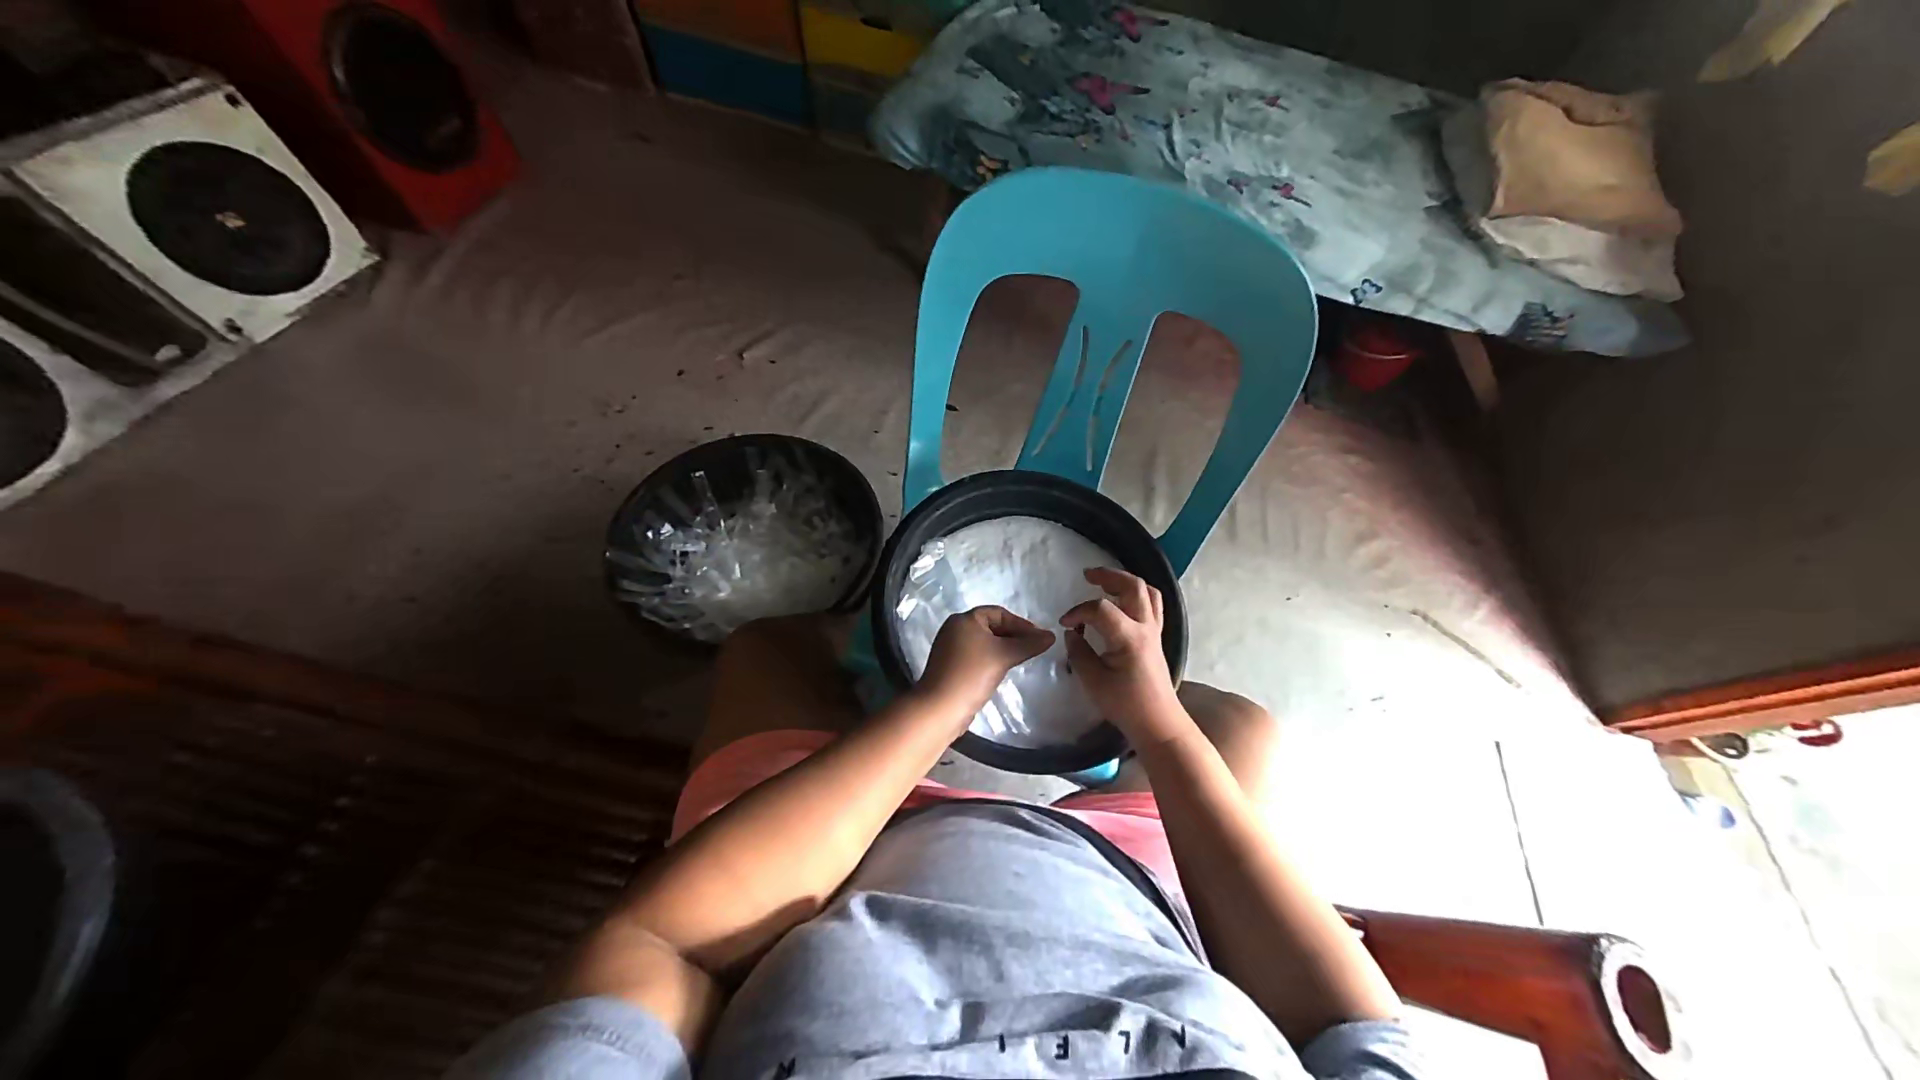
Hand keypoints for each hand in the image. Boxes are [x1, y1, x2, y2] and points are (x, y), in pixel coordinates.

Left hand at [918, 605, 1054, 715]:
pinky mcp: (951, 666)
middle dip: (1015, 635)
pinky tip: (1004, 669)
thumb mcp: (1004, 655)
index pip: (999, 613)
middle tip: (1035, 648)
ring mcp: (951, 648)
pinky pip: (978, 655)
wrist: (940, 708)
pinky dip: (993, 658)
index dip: (1021, 623)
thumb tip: (1051, 636)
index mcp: (964, 619)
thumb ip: (1029, 643)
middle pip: (992, 626)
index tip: (1039, 638)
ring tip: (1023, 658)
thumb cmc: (972, 674)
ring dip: (1005, 647)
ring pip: (985, 642)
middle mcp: (955, 629)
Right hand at [1061, 567, 1183, 739]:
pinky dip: (1136, 595)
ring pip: (1148, 592)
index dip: (1078, 611)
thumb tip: (1072, 633)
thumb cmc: (1125, 704)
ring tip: (1106, 582)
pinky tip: (1122, 601)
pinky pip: (1152, 605)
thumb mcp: (1093, 681)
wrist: (1158, 724)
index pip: (1100, 609)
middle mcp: (1146, 627)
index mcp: (1129, 637)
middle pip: (1133, 586)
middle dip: (1108, 576)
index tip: (1065, 624)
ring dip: (1125, 582)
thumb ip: (1079, 652)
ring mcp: (1155, 631)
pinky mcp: (1157, 639)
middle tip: (1088, 575)